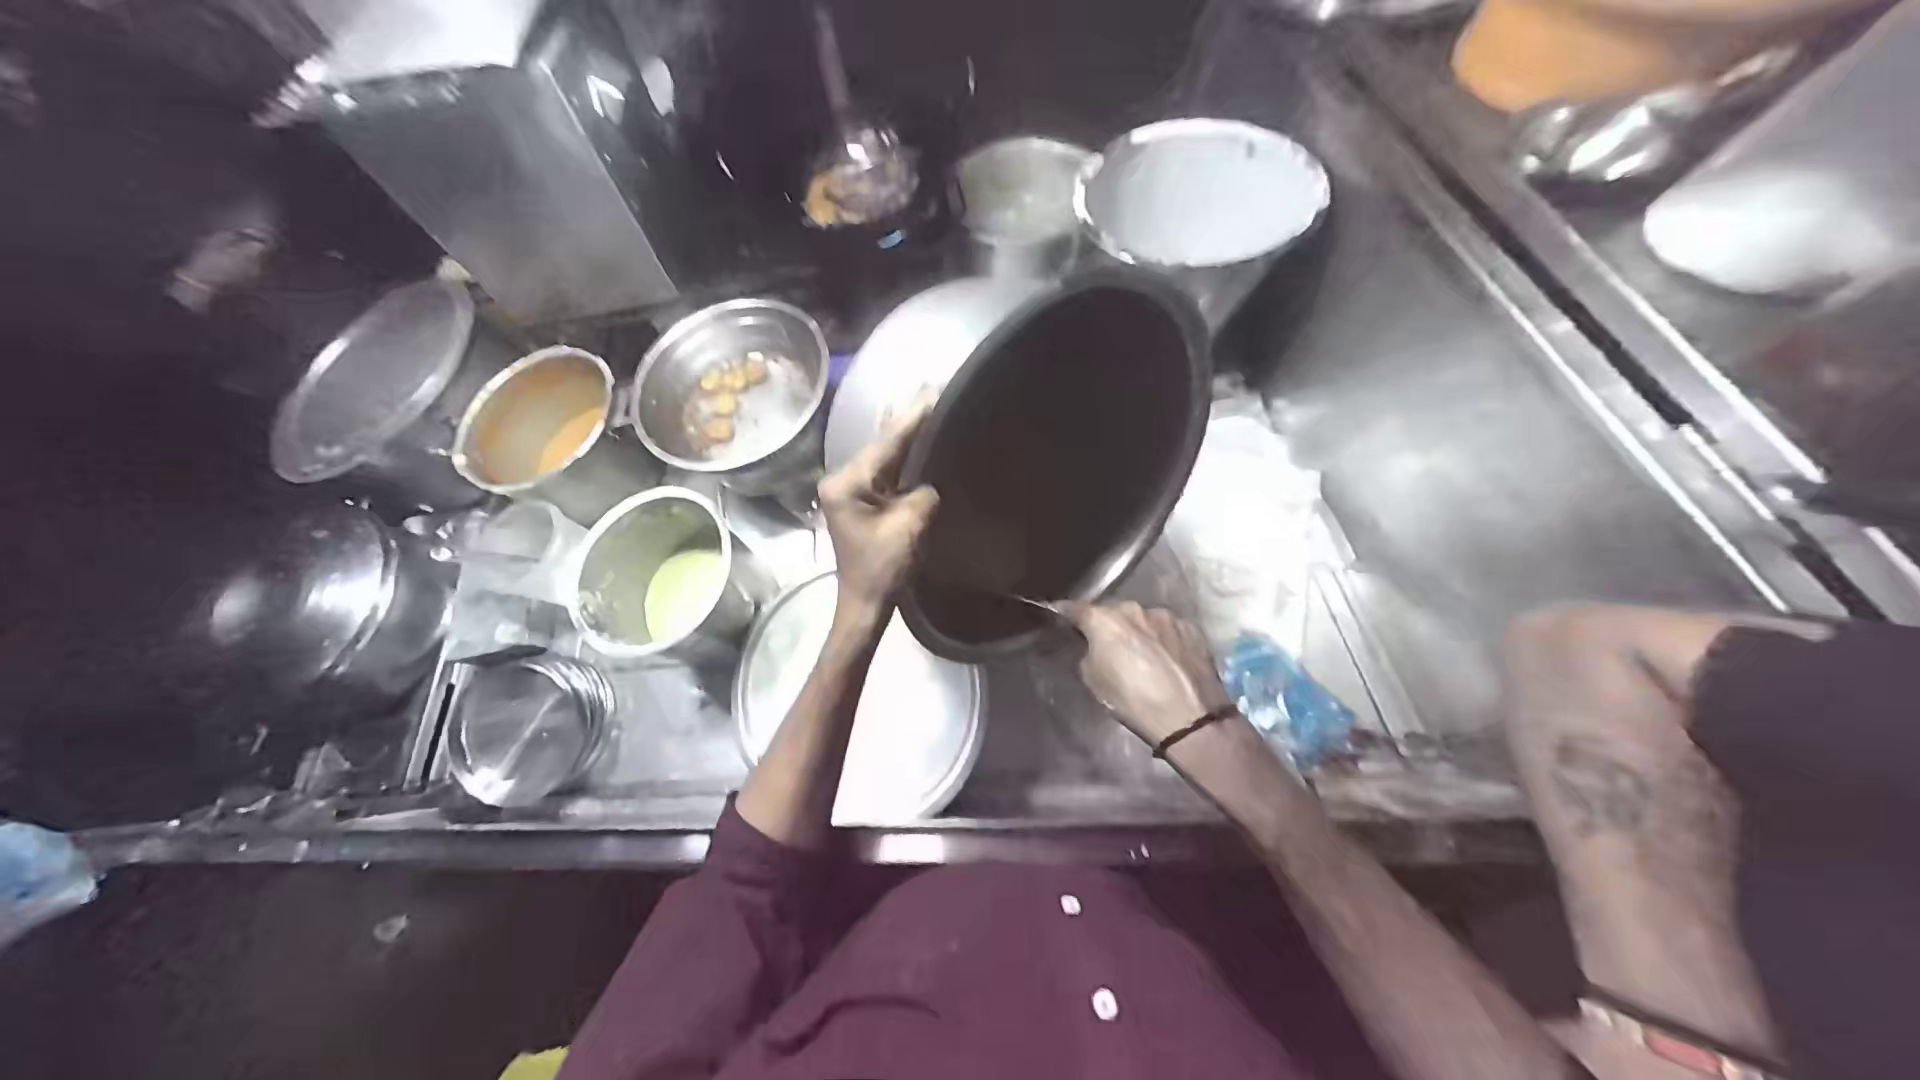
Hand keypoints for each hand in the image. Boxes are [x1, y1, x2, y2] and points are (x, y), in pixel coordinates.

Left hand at [819, 400, 940, 624]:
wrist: (865, 604)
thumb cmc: (883, 568)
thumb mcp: (909, 526)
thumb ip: (923, 493)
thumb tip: (928, 482)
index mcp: (847, 483)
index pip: (887, 444)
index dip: (914, 419)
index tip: (935, 391)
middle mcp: (841, 480)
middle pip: (882, 446)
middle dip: (911, 423)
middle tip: (937, 393)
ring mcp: (847, 490)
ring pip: (883, 458)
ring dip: (907, 440)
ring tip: (933, 411)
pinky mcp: (858, 501)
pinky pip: (884, 473)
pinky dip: (903, 461)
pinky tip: (920, 444)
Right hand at [1067, 602, 1234, 746]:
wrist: (1189, 717)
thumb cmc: (1133, 700)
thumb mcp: (1093, 681)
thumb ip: (1088, 653)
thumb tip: (1093, 646)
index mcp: (1104, 619)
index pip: (1076, 608)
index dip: (1065, 613)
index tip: (1060, 616)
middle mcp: (1134, 609)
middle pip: (1112, 611)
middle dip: (1107, 624)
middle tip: (1107, 645)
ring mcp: (1166, 616)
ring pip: (1142, 618)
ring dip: (1137, 631)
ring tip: (1142, 655)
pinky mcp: (1190, 628)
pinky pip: (1167, 629)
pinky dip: (1162, 639)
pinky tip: (1166, 659)